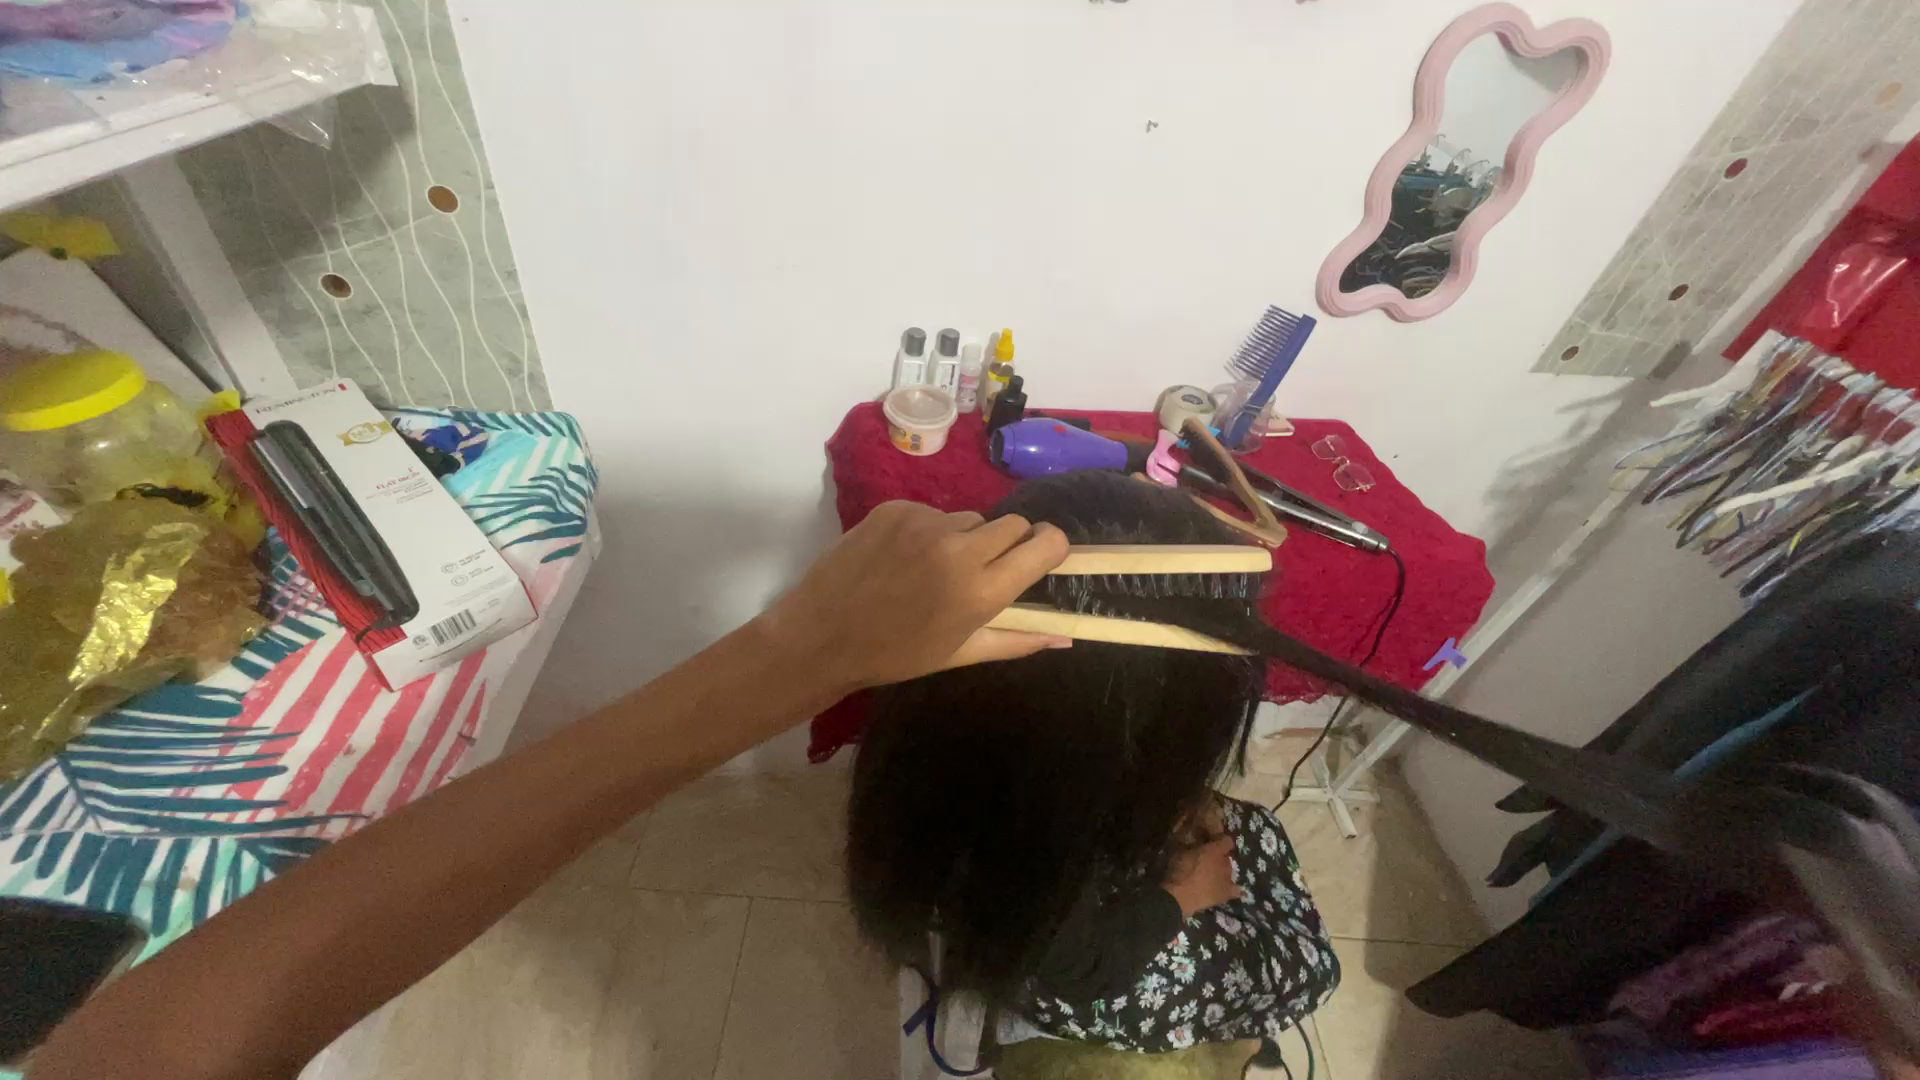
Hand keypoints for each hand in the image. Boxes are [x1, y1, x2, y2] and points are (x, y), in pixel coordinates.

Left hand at [756, 501, 1070, 691]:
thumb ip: (1017, 640)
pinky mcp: (895, 508)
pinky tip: (902, 557)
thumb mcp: (960, 654)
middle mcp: (959, 549)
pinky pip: (933, 512)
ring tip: (931, 568)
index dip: (1050, 547)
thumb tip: (1065, 635)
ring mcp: (924, 523)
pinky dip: (927, 531)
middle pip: (1013, 524)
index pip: (1045, 544)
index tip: (1042, 555)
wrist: (821, 635)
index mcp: (981, 592)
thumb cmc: (895, 654)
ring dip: (964, 538)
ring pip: (970, 518)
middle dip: (1009, 542)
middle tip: (982, 568)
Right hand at [1163, 833, 1242, 918]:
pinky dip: (1232, 888)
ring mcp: (1228, 879)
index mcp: (1215, 849)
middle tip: (1205, 858)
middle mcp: (1225, 862)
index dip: (1221, 840)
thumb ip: (1190, 843)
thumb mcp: (1179, 850)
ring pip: (1229, 870)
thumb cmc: (1178, 869)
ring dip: (1222, 870)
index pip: (1227, 840)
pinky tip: (1226, 889)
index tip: (1211, 840)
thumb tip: (1194, 840)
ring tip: (1210, 874)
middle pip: (1226, 856)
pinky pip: (1236, 890)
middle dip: (1218, 856)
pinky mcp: (1226, 894)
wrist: (1181, 895)